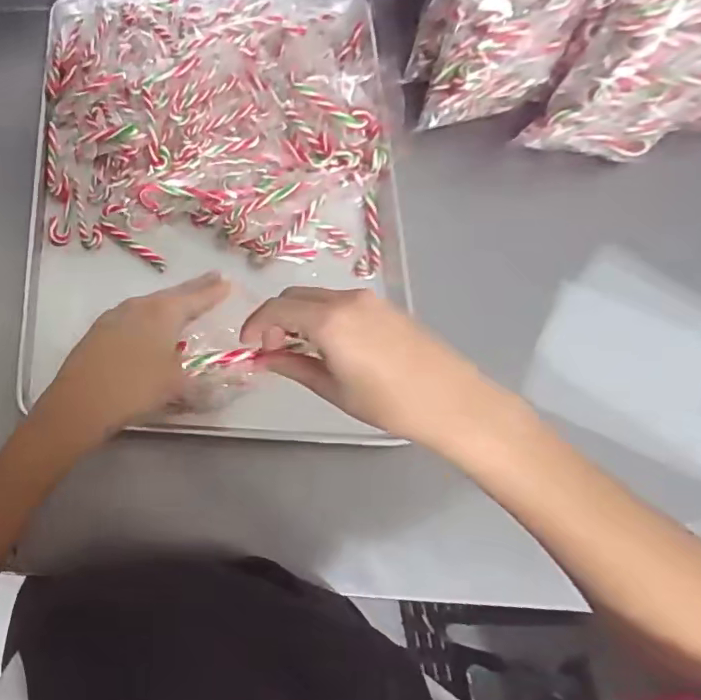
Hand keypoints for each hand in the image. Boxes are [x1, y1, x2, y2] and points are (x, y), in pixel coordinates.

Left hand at [33, 272, 232, 447]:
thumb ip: (200, 381)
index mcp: (163, 312)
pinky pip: (130, 317)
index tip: (226, 282)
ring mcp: (114, 316)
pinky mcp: (97, 332)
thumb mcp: (176, 386)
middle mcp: (138, 306)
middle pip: (171, 295)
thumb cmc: (135, 389)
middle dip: (191, 290)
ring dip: (166, 303)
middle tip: (210, 280)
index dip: (213, 292)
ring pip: (148, 305)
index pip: (196, 297)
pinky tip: (146, 326)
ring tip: (180, 304)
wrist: (80, 403)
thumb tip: (216, 386)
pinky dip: (145, 318)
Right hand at [241, 287, 521, 450]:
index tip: (248, 348)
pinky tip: (324, 345)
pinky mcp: (384, 308)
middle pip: (293, 296)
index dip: (254, 326)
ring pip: (316, 297)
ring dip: (296, 316)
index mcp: (329, 320)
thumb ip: (293, 366)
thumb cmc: (386, 402)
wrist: (452, 401)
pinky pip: (337, 303)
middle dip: (273, 319)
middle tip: (270, 350)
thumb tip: (264, 358)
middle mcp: (346, 300)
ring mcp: (369, 300)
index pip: (276, 309)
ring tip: (296, 350)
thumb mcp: (331, 388)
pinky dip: (318, 316)